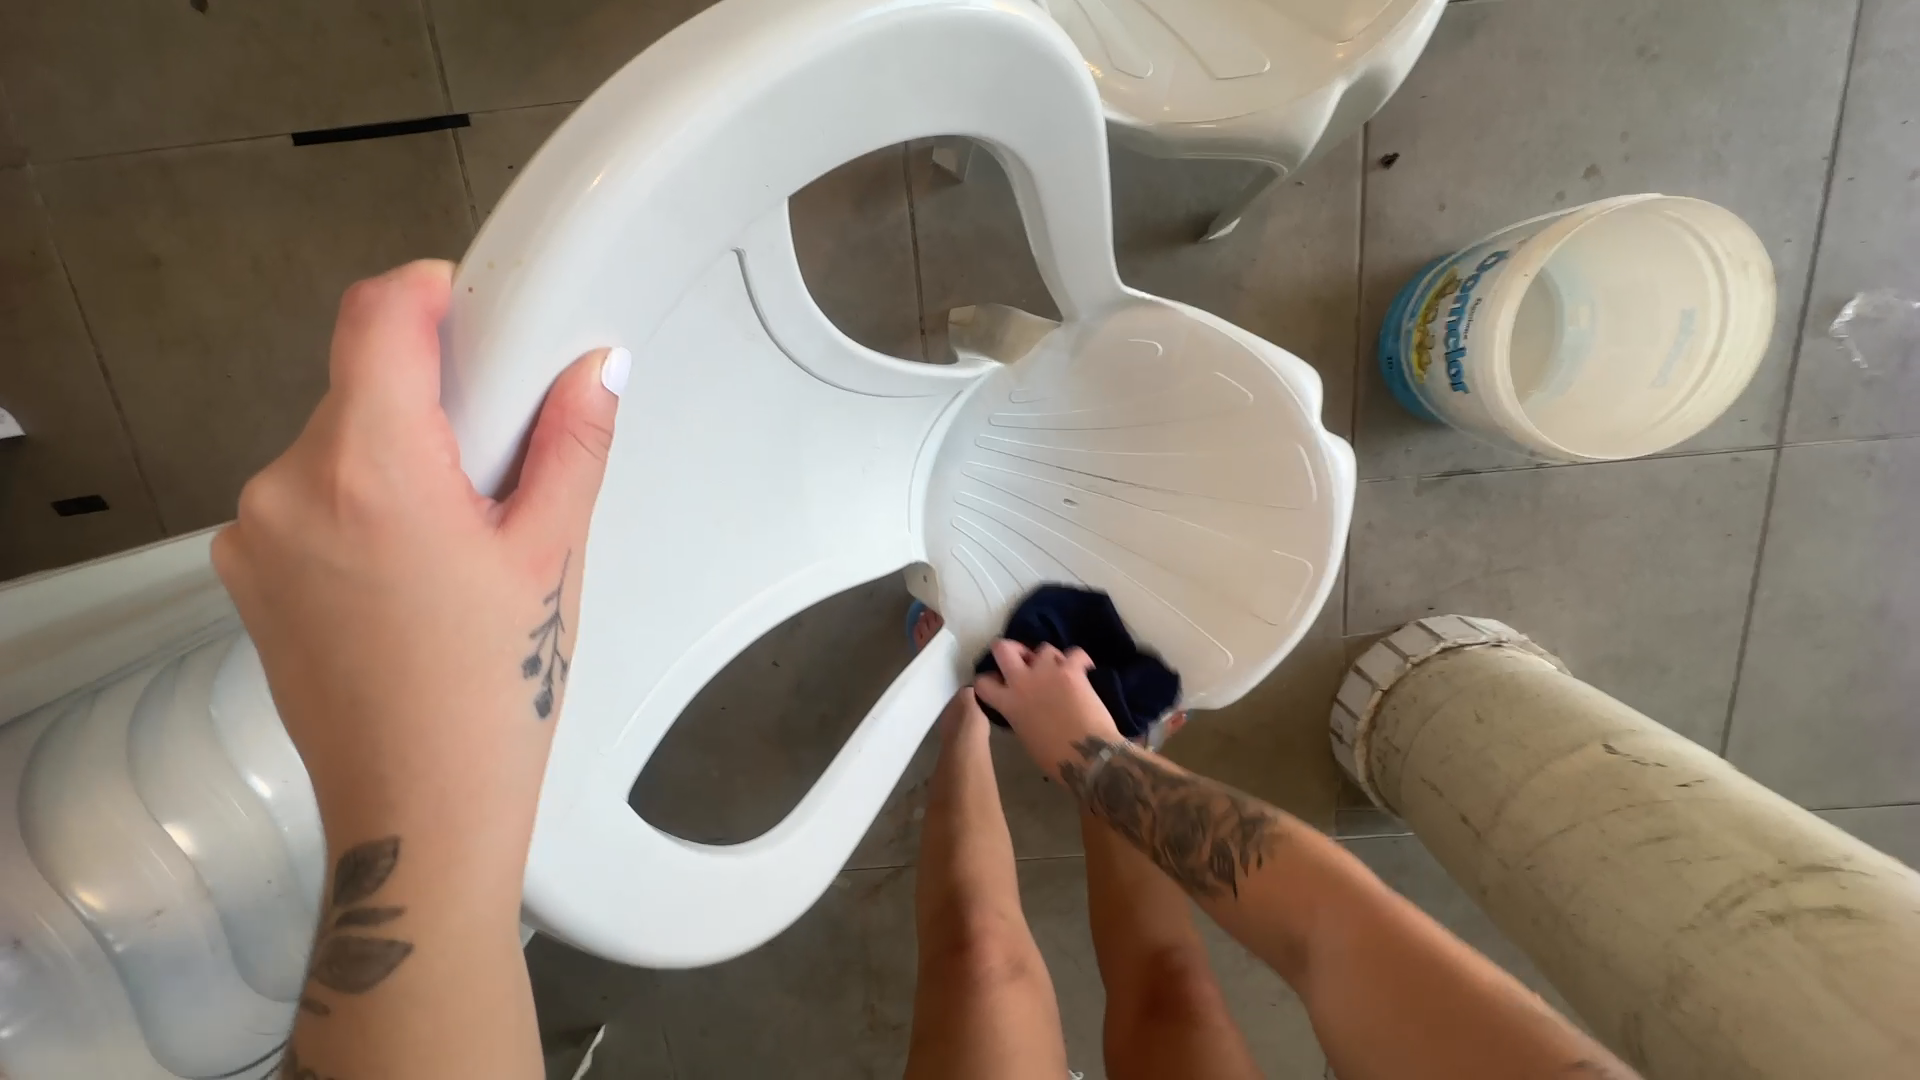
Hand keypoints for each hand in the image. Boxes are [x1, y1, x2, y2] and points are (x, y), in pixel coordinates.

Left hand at [212, 260, 624, 853]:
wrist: (422, 804)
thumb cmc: (497, 687)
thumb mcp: (553, 554)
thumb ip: (573, 445)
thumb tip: (597, 369)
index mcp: (370, 472)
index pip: (377, 317)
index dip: (436, 293)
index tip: (488, 314)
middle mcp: (285, 488)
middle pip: (365, 382)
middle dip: (446, 399)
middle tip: (513, 465)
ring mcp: (255, 534)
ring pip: (343, 440)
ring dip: (413, 453)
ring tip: (475, 536)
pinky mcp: (251, 571)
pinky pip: (317, 493)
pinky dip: (375, 496)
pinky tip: (427, 568)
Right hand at [974, 641, 1122, 782]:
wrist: (1087, 755)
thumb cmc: (1054, 757)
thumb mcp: (1025, 736)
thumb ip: (1019, 715)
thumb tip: (1024, 707)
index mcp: (1008, 703)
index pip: (983, 682)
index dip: (990, 679)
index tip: (999, 681)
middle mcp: (1022, 681)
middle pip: (1003, 648)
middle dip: (1011, 649)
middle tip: (1022, 658)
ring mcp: (1046, 672)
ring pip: (1043, 648)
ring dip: (1050, 658)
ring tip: (1059, 669)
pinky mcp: (1071, 669)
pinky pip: (1075, 652)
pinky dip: (1081, 659)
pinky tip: (1085, 668)